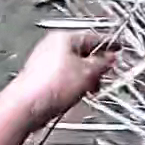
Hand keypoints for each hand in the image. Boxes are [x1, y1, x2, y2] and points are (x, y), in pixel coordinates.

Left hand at [1, 31, 118, 129]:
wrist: (26, 106)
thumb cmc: (51, 86)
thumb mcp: (88, 73)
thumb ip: (102, 64)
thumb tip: (110, 59)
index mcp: (64, 38)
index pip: (93, 37)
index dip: (108, 45)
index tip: (118, 49)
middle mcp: (52, 46)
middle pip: (82, 52)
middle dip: (95, 65)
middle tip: (104, 76)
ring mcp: (44, 61)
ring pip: (72, 66)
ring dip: (84, 77)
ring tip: (89, 89)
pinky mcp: (40, 77)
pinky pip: (62, 77)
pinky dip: (72, 84)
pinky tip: (74, 94)